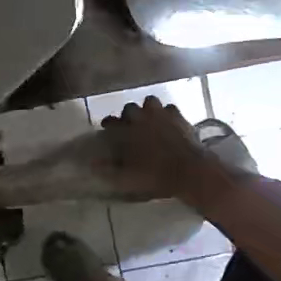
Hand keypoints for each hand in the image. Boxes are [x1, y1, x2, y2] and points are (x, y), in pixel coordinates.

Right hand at [100, 97, 216, 200]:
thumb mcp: (126, 179)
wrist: (189, 170)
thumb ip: (107, 170)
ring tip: (149, 120)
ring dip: (147, 109)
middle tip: (130, 126)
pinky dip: (167, 114)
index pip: (110, 122)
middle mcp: (141, 117)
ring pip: (149, 102)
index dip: (108, 125)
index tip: (107, 129)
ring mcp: (161, 114)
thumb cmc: (155, 176)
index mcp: (126, 131)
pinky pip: (170, 109)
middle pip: (129, 108)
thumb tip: (92, 163)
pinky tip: (169, 123)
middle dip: (127, 115)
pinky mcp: (179, 116)